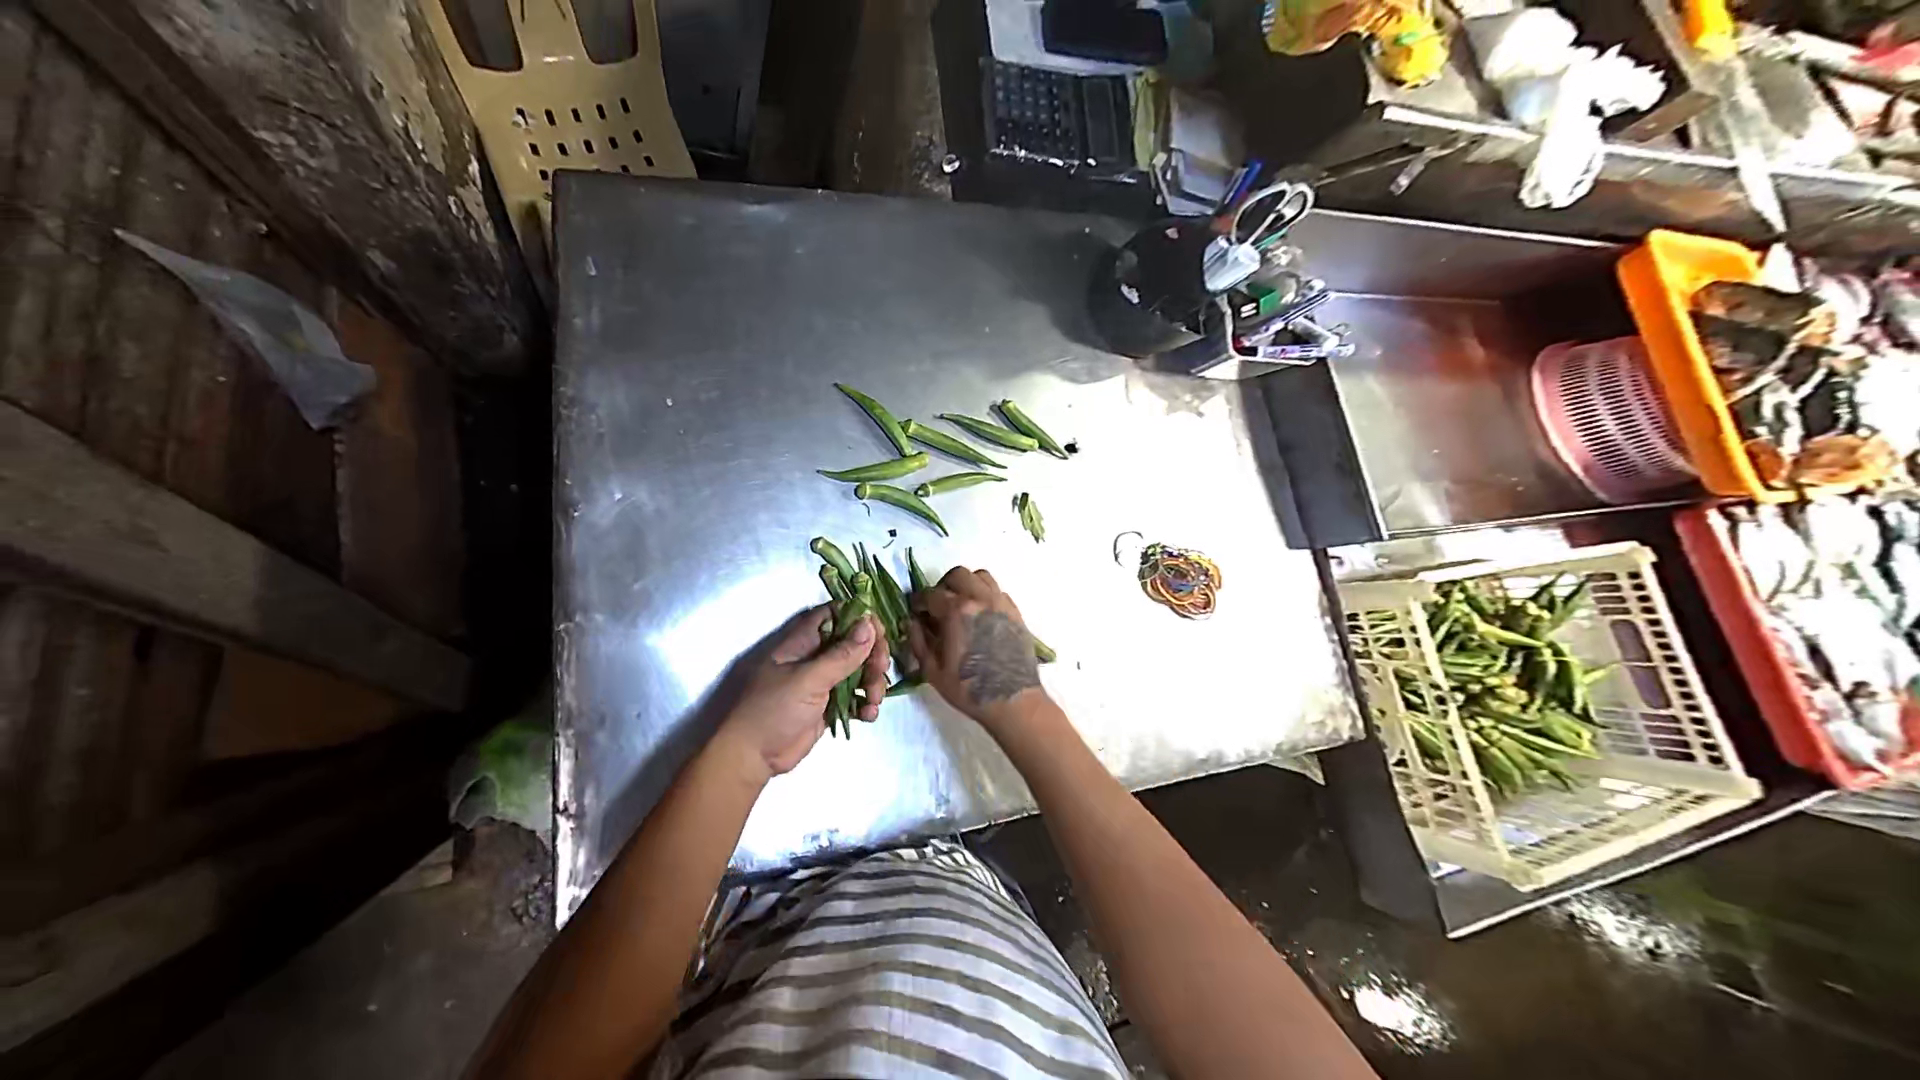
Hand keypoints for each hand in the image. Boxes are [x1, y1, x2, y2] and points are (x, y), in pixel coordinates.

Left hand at [714, 606, 889, 782]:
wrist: (752, 757)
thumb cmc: (772, 710)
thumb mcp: (808, 679)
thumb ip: (841, 654)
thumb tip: (869, 624)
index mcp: (803, 641)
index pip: (836, 614)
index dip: (859, 618)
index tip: (879, 633)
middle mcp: (815, 657)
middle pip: (854, 643)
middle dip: (872, 655)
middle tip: (878, 671)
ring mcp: (822, 682)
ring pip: (859, 670)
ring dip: (873, 682)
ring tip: (871, 700)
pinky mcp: (828, 707)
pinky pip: (856, 697)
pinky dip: (866, 704)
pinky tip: (867, 714)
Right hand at [907, 567, 1049, 733]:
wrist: (1012, 701)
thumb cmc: (968, 689)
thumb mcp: (932, 670)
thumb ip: (918, 641)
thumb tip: (912, 622)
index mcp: (956, 611)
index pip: (930, 594)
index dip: (919, 602)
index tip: (916, 612)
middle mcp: (980, 599)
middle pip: (957, 575)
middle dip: (943, 587)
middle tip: (938, 607)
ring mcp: (1001, 603)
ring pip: (981, 577)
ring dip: (967, 586)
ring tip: (961, 606)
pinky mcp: (1015, 613)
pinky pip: (998, 592)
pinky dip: (985, 596)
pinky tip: (980, 616)